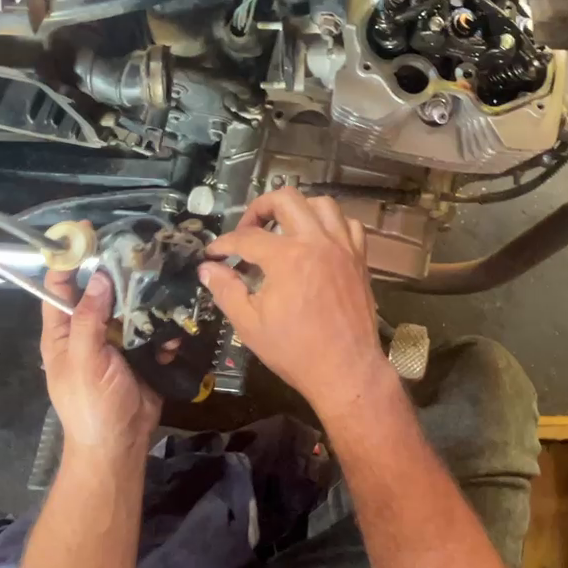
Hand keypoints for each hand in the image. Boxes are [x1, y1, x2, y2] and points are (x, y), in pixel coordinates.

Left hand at [40, 269, 161, 466]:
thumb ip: (89, 319)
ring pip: (130, 306)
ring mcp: (116, 341)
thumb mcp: (84, 361)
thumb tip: (99, 276)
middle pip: (100, 291)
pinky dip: (163, 328)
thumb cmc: (91, 406)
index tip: (86, 235)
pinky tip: (172, 332)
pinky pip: (152, 329)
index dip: (69, 261)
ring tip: (164, 283)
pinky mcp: (141, 351)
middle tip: (140, 251)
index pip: (58, 288)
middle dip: (118, 273)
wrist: (121, 444)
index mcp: (63, 334)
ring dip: (146, 299)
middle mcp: (88, 331)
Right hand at [202, 188, 396, 420]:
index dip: (224, 244)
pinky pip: (348, 224)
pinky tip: (318, 239)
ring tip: (283, 228)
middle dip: (260, 207)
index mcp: (286, 257)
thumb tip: (208, 268)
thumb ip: (226, 290)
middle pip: (286, 199)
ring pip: (322, 204)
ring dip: (299, 209)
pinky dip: (332, 224)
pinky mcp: (359, 257)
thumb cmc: (295, 351)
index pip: (246, 237)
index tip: (213, 253)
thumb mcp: (249, 325)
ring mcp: (342, 246)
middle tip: (248, 229)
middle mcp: (316, 241)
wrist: (345, 369)